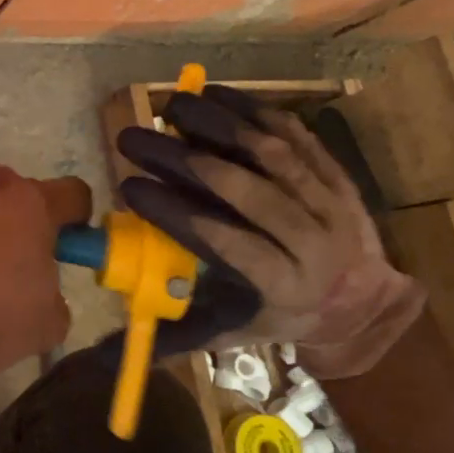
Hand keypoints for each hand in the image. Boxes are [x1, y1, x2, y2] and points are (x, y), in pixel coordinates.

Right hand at [115, 86, 425, 378]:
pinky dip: (255, 113)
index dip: (176, 213)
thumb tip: (91, 355)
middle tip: (131, 139)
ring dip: (219, 126)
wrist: (362, 304)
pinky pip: (298, 137)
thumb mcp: (226, 331)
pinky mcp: (338, 175)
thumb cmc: (276, 316)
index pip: (227, 242)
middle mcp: (314, 243)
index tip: (128, 189)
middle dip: (184, 161)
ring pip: (275, 156)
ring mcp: (332, 204)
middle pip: (248, 192)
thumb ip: (166, 336)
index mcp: (282, 285)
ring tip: (170, 107)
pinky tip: (214, 97)